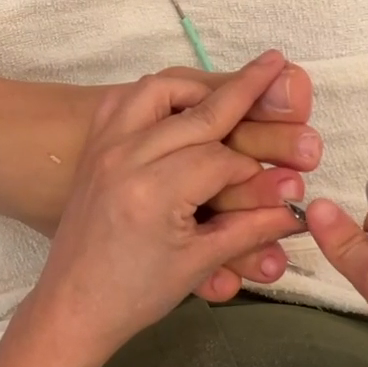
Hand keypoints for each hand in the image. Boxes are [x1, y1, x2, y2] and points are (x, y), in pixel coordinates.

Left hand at [25, 51, 308, 360]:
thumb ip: (249, 228)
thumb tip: (295, 204)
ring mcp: (104, 146)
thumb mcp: (198, 264)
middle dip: (240, 90)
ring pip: (154, 90)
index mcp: (153, 190)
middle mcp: (126, 156)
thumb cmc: (136, 293)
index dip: (251, 169)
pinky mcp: (93, 146)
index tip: (273, 182)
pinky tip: (175, 101)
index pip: (220, 159)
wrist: (72, 304)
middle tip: (275, 63)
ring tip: (226, 84)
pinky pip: (122, 100)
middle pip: (194, 113)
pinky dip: (153, 93)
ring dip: (193, 84)